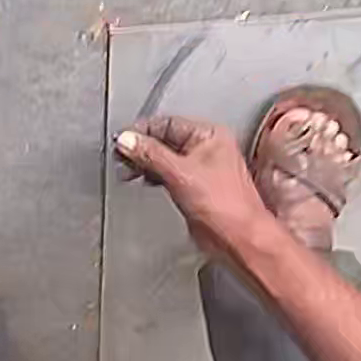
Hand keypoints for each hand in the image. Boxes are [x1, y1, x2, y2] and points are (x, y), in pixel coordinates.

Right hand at [114, 116, 271, 250]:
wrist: (238, 238)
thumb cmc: (225, 206)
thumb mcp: (179, 173)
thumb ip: (150, 154)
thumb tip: (128, 140)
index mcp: (210, 135)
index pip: (167, 123)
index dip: (142, 131)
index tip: (123, 140)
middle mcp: (207, 149)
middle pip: (164, 140)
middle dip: (141, 148)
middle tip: (122, 156)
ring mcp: (200, 168)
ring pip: (164, 158)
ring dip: (145, 163)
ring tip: (128, 169)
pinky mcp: (194, 187)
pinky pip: (168, 174)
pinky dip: (153, 176)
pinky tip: (143, 180)